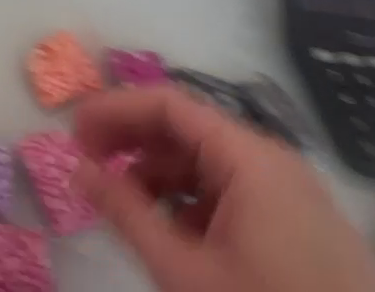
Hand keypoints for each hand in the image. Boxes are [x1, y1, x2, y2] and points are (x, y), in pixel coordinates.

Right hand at [73, 86, 374, 291]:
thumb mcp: (185, 270)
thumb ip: (125, 213)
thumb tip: (79, 169)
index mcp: (249, 158)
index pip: (168, 103)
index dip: (114, 110)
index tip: (73, 135)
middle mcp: (272, 161)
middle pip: (187, 129)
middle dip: (132, 142)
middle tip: (87, 166)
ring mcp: (292, 193)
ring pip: (208, 162)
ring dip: (158, 174)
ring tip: (124, 206)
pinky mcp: (301, 224)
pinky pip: (233, 192)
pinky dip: (192, 200)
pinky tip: (171, 233)